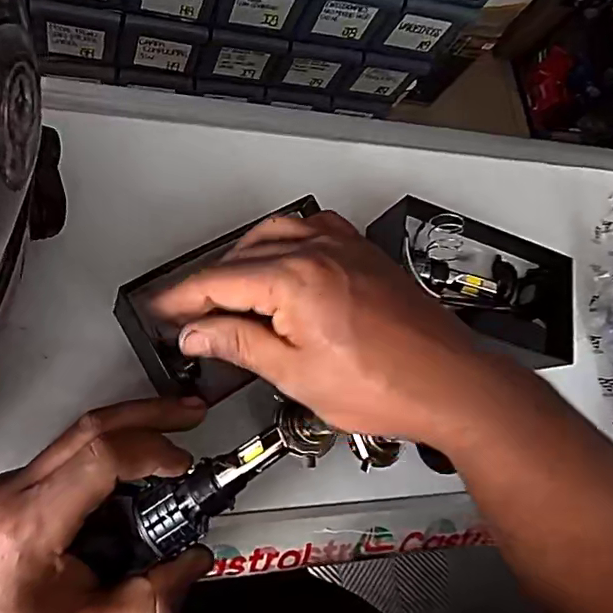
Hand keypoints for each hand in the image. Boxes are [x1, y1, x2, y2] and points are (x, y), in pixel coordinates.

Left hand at [0, 397, 213, 612]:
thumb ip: (153, 603)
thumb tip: (192, 564)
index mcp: (29, 525)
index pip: (100, 455)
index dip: (152, 450)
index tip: (183, 465)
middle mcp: (12, 494)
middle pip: (90, 426)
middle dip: (149, 413)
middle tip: (190, 413)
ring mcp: (5, 492)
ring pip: (75, 438)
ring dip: (126, 431)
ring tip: (168, 445)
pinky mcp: (5, 501)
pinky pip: (62, 462)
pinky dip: (103, 457)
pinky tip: (127, 482)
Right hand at [146, 211, 523, 448]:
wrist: (449, 384)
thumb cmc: (389, 384)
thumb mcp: (295, 374)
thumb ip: (238, 345)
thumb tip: (198, 334)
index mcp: (296, 279)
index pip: (218, 281)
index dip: (182, 299)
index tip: (163, 311)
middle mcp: (319, 251)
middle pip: (240, 256)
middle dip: (207, 283)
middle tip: (188, 312)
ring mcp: (343, 247)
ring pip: (273, 234)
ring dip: (241, 257)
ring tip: (225, 288)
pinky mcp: (362, 252)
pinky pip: (311, 228)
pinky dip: (284, 241)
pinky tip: (281, 259)